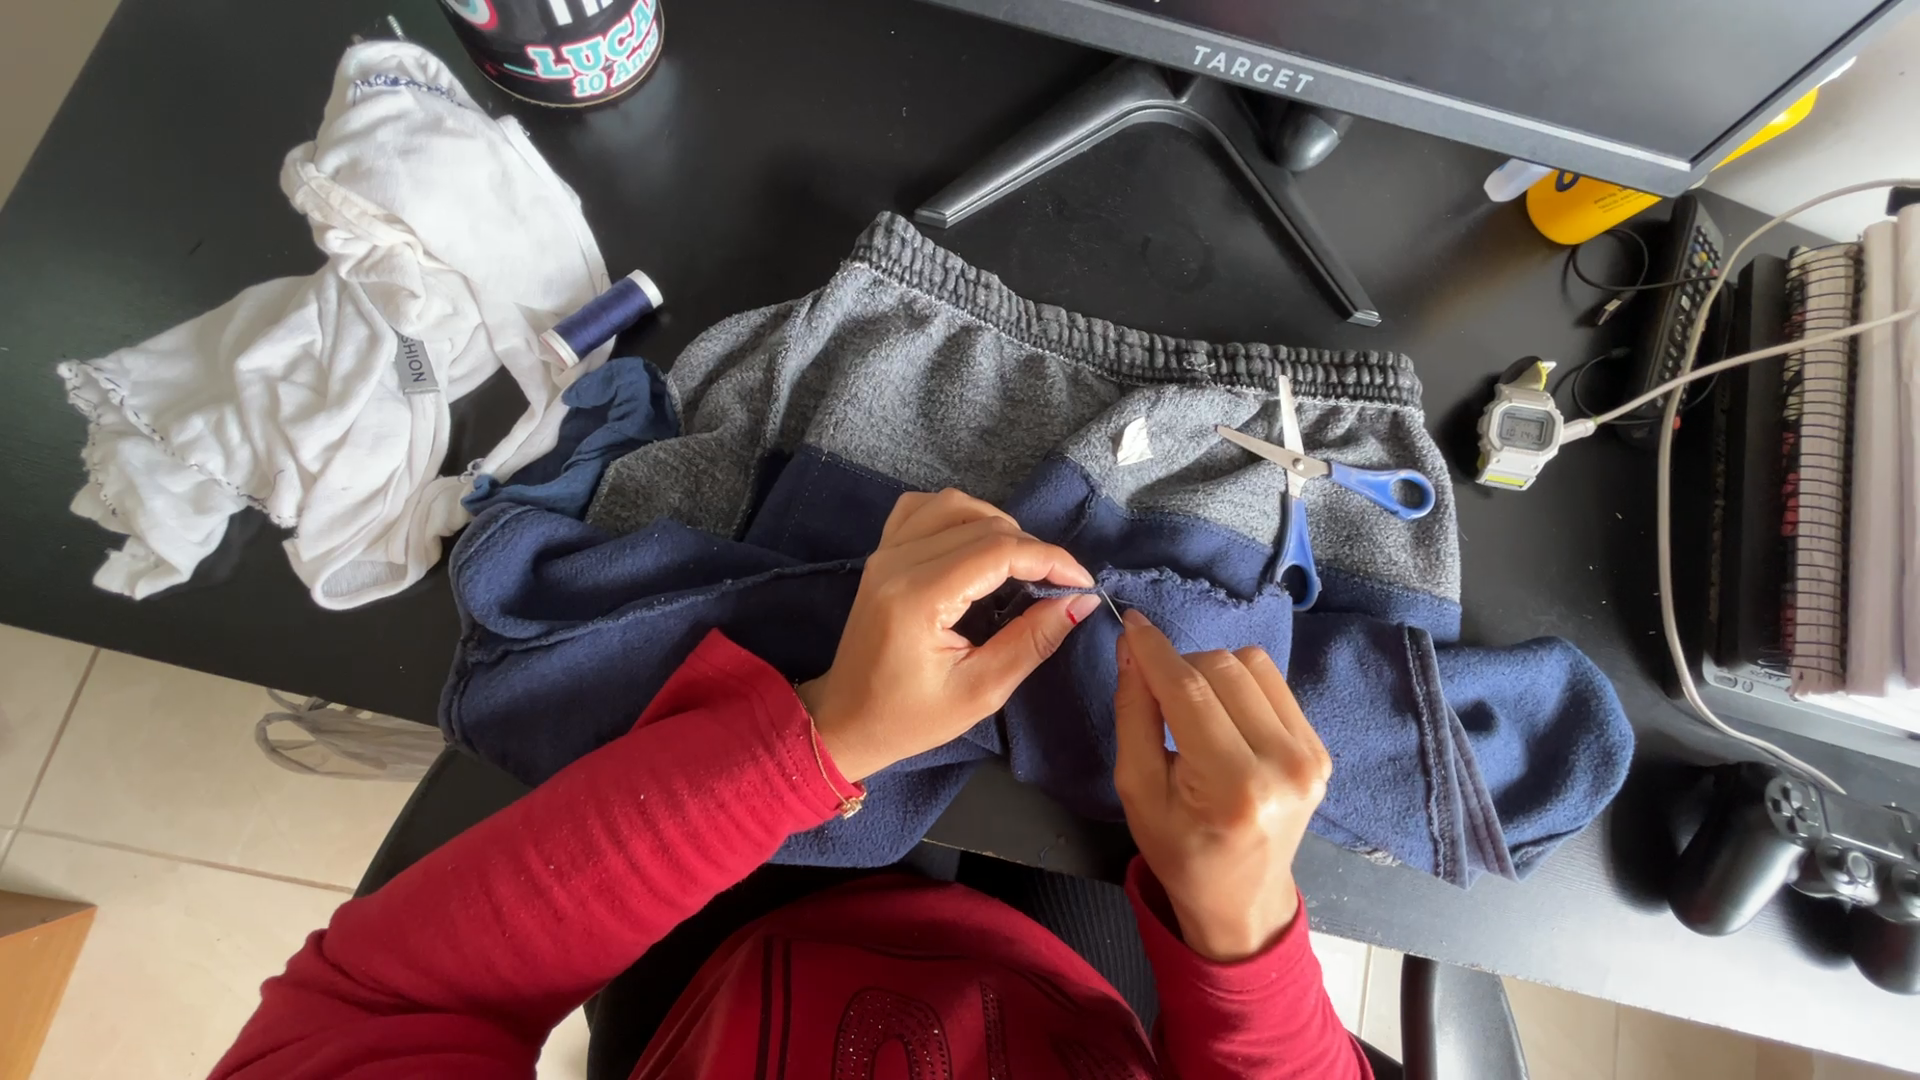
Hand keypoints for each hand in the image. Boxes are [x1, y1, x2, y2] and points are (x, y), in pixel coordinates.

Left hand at [798, 489, 1101, 782]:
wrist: (845, 720)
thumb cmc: (910, 718)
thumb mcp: (981, 691)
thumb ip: (1032, 641)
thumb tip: (1080, 601)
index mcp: (918, 598)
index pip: (997, 550)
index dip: (1049, 559)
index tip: (1081, 582)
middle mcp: (897, 562)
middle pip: (981, 523)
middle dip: (1031, 547)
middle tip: (1056, 584)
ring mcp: (884, 552)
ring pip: (954, 504)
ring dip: (997, 525)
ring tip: (1020, 565)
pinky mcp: (880, 553)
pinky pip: (923, 508)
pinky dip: (959, 515)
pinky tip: (974, 542)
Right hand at [1112, 610, 1331, 961]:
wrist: (1242, 899)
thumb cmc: (1178, 849)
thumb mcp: (1136, 787)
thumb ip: (1133, 712)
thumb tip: (1132, 647)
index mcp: (1232, 785)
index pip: (1189, 691)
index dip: (1155, 650)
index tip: (1130, 622)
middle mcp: (1284, 764)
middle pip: (1221, 668)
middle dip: (1178, 666)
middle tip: (1156, 694)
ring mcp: (1310, 755)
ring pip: (1250, 664)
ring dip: (1209, 670)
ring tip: (1191, 707)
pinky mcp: (1320, 749)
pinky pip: (1272, 681)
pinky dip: (1238, 684)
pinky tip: (1223, 716)